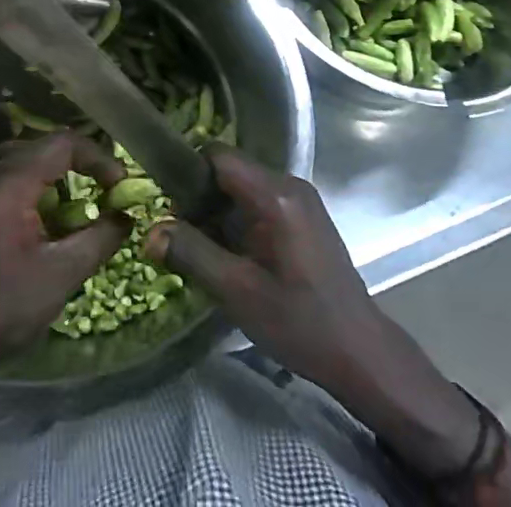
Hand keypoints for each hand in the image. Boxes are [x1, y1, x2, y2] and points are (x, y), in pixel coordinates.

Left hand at [0, 133, 130, 372]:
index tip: (120, 186)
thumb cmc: (3, 308)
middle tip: (108, 191)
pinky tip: (54, 219)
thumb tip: (126, 217)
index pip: (62, 144)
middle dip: (82, 164)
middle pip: (45, 147)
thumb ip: (100, 238)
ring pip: (29, 162)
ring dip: (61, 177)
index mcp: (8, 184)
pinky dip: (41, 189)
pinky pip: (14, 179)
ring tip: (86, 203)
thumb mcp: (62, 274)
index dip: (98, 158)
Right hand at [142, 150, 479, 473]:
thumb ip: (192, 253)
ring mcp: (299, 201)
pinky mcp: (302, 218)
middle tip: (178, 234)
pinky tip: (227, 256)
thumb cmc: (301, 323)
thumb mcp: (238, 291)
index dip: (187, 172)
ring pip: (239, 189)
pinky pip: (256, 204)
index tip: (165, 203)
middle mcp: (290, 186)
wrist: (362, 355)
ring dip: (215, 213)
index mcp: (277, 195)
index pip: (218, 156)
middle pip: (228, 171)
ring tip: (199, 248)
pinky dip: (234, 222)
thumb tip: (149, 231)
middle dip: (198, 198)